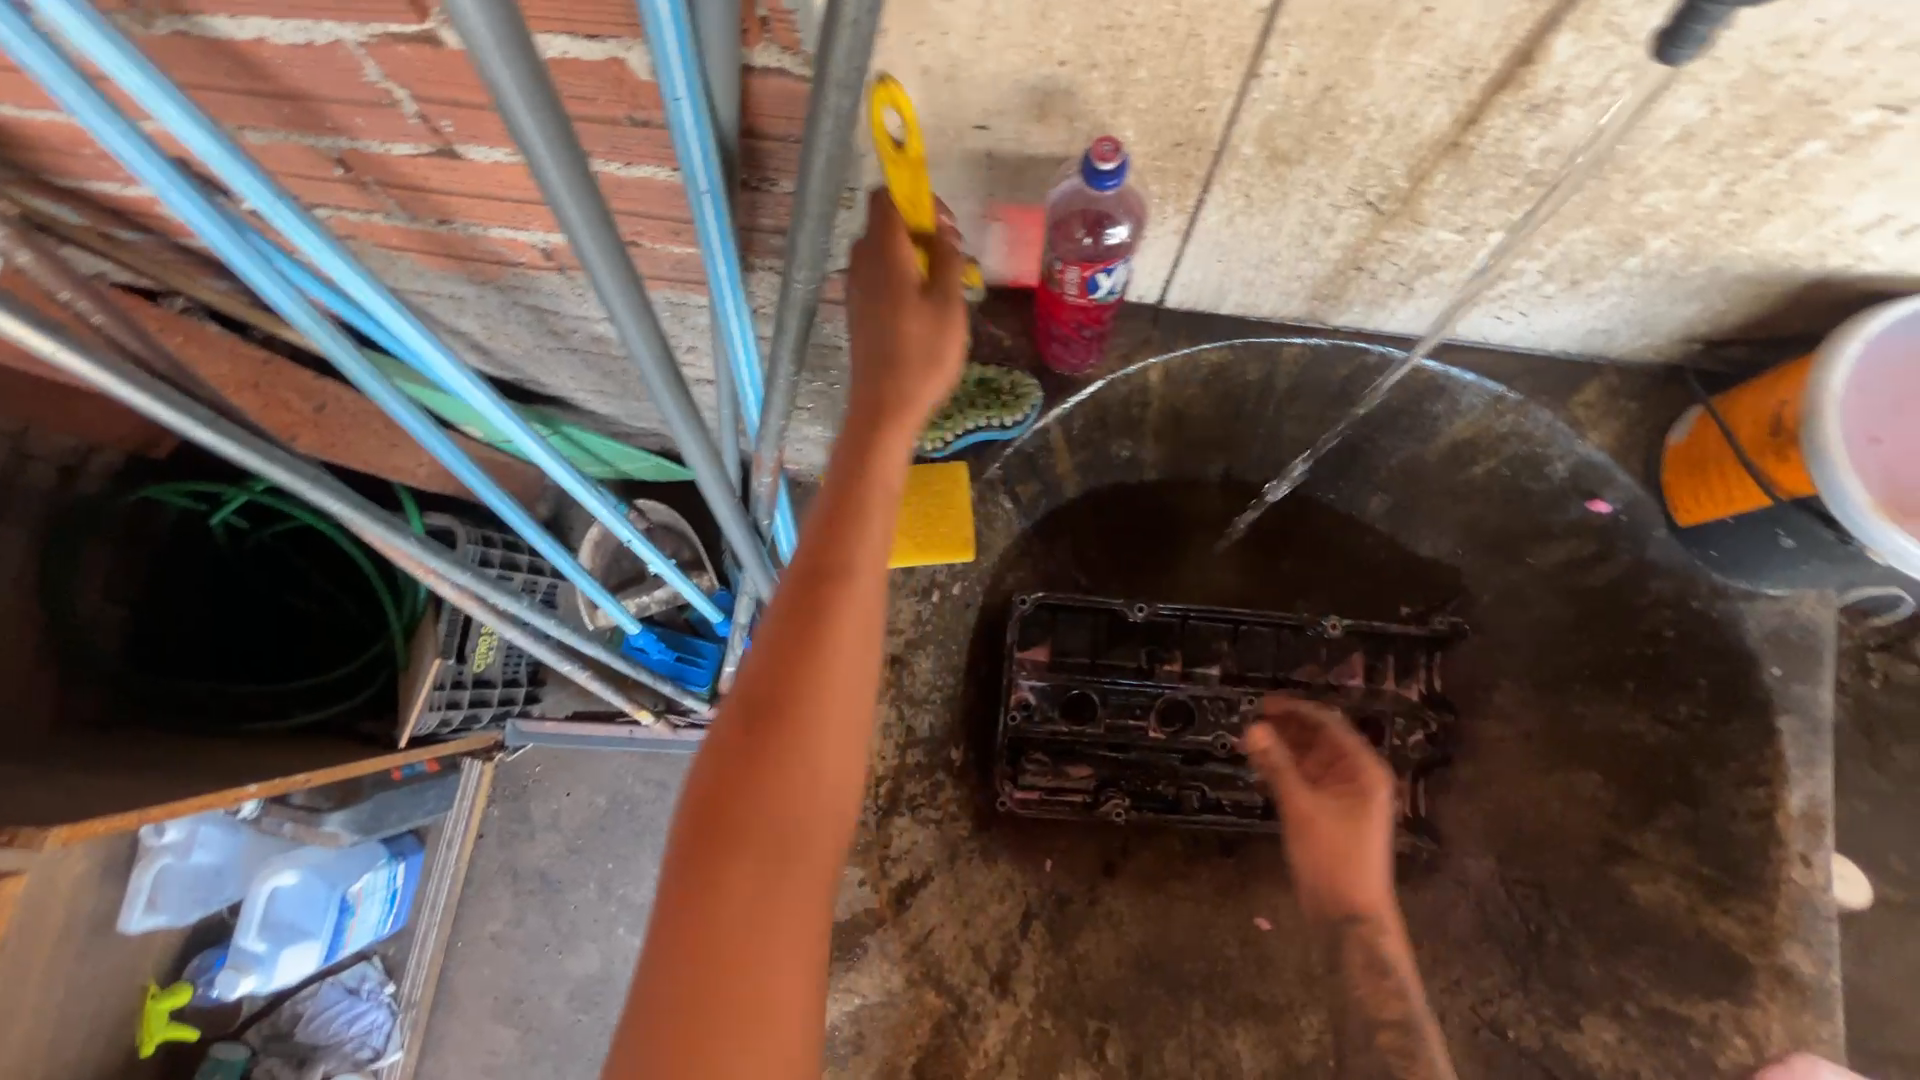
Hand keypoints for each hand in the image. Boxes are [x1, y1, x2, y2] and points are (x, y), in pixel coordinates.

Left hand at [844, 188, 967, 436]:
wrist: (884, 407)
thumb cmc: (923, 355)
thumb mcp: (948, 303)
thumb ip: (947, 258)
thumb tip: (942, 231)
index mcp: (883, 252)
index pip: (888, 197)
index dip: (919, 200)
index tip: (948, 226)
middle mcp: (861, 262)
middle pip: (885, 223)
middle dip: (921, 228)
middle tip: (953, 255)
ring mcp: (855, 288)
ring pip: (883, 251)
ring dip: (913, 255)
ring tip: (945, 283)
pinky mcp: (858, 311)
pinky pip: (878, 277)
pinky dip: (901, 277)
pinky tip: (925, 306)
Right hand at [1243, 697, 1397, 922]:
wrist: (1349, 916)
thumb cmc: (1333, 859)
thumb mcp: (1301, 807)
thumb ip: (1276, 765)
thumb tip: (1252, 727)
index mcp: (1363, 770)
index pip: (1328, 724)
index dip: (1295, 710)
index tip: (1261, 703)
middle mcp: (1355, 777)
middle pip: (1318, 740)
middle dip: (1285, 729)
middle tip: (1248, 721)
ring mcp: (1342, 795)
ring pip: (1308, 760)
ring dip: (1281, 749)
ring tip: (1246, 741)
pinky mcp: (1327, 812)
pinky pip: (1304, 780)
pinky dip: (1283, 771)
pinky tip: (1258, 766)